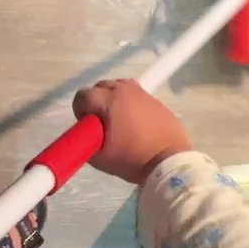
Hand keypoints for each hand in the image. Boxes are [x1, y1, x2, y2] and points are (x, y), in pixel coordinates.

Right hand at [70, 79, 192, 183]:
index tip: (86, 126)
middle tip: (100, 123)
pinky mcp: (155, 99)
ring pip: (118, 86)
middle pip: (100, 86)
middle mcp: (125, 90)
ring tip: (116, 119)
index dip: (80, 110)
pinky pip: (135, 94)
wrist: (168, 161)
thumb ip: (84, 142)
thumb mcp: (99, 157)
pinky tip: (133, 121)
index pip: (83, 95)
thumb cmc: (132, 158)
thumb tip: (84, 134)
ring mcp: (142, 93)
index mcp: (109, 101)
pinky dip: (128, 102)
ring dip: (111, 98)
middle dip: (95, 102)